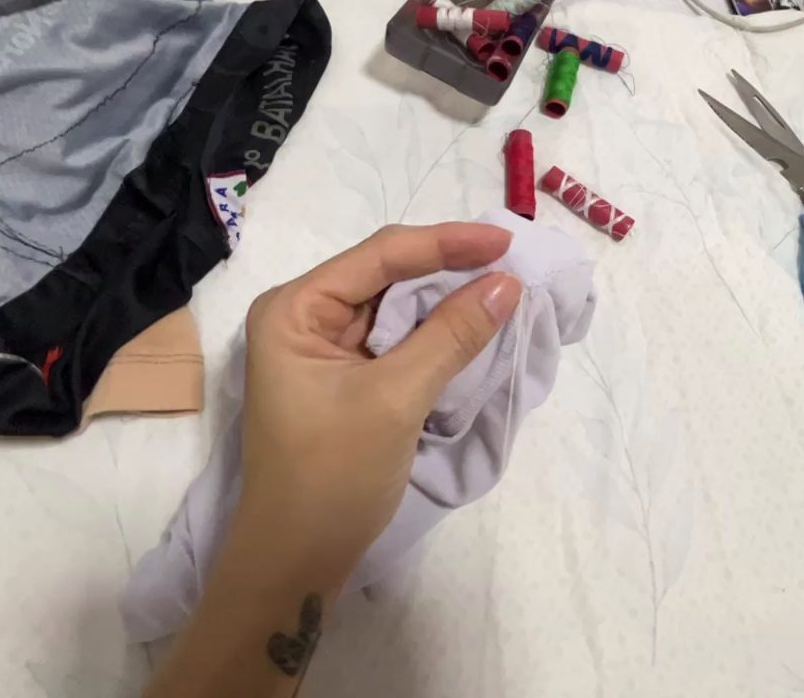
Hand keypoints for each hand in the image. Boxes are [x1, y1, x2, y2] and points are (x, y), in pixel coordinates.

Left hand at [236, 222, 522, 577]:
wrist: (298, 563)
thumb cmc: (332, 477)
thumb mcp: (396, 399)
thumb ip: (451, 335)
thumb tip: (508, 283)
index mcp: (295, 308)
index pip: (380, 256)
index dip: (446, 242)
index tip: (505, 241)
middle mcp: (305, 314)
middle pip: (387, 272)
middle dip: (447, 265)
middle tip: (508, 259)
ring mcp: (324, 345)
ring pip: (395, 302)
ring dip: (445, 296)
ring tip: (499, 283)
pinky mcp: (346, 372)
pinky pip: (398, 334)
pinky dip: (435, 329)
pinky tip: (470, 319)